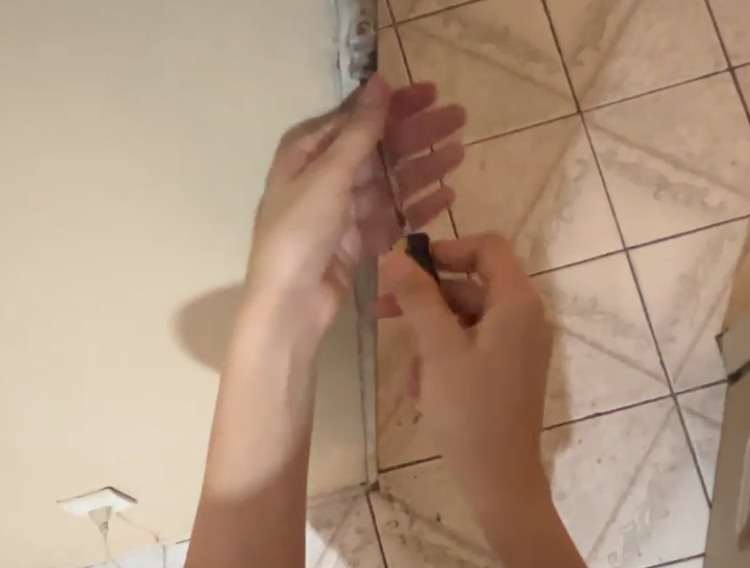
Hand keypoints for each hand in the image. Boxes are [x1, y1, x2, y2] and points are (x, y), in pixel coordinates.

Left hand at [243, 76, 466, 350]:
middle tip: (458, 118)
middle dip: (416, 134)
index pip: (356, 118)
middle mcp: (324, 177)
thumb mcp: (328, 175)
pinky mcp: (357, 242)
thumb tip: (380, 82)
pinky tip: (446, 196)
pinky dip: (416, 207)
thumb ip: (359, 131)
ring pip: (389, 182)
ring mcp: (342, 212)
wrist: (290, 303)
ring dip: (423, 168)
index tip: (433, 93)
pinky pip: (391, 217)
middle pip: (377, 148)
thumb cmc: (299, 233)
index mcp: (307, 153)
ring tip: (459, 153)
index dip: (394, 105)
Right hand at [379, 234, 553, 510]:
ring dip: (429, 338)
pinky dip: (444, 360)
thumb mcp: (438, 350)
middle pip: (471, 286)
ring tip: (408, 374)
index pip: (487, 248)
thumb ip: (418, 299)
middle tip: (381, 310)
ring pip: (465, 321)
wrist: (498, 477)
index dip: (446, 248)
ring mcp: (518, 348)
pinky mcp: (508, 373)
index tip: (405, 266)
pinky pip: (472, 349)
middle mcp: (524, 318)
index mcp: (516, 303)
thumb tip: (394, 256)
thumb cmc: (470, 411)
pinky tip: (421, 390)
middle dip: (425, 299)